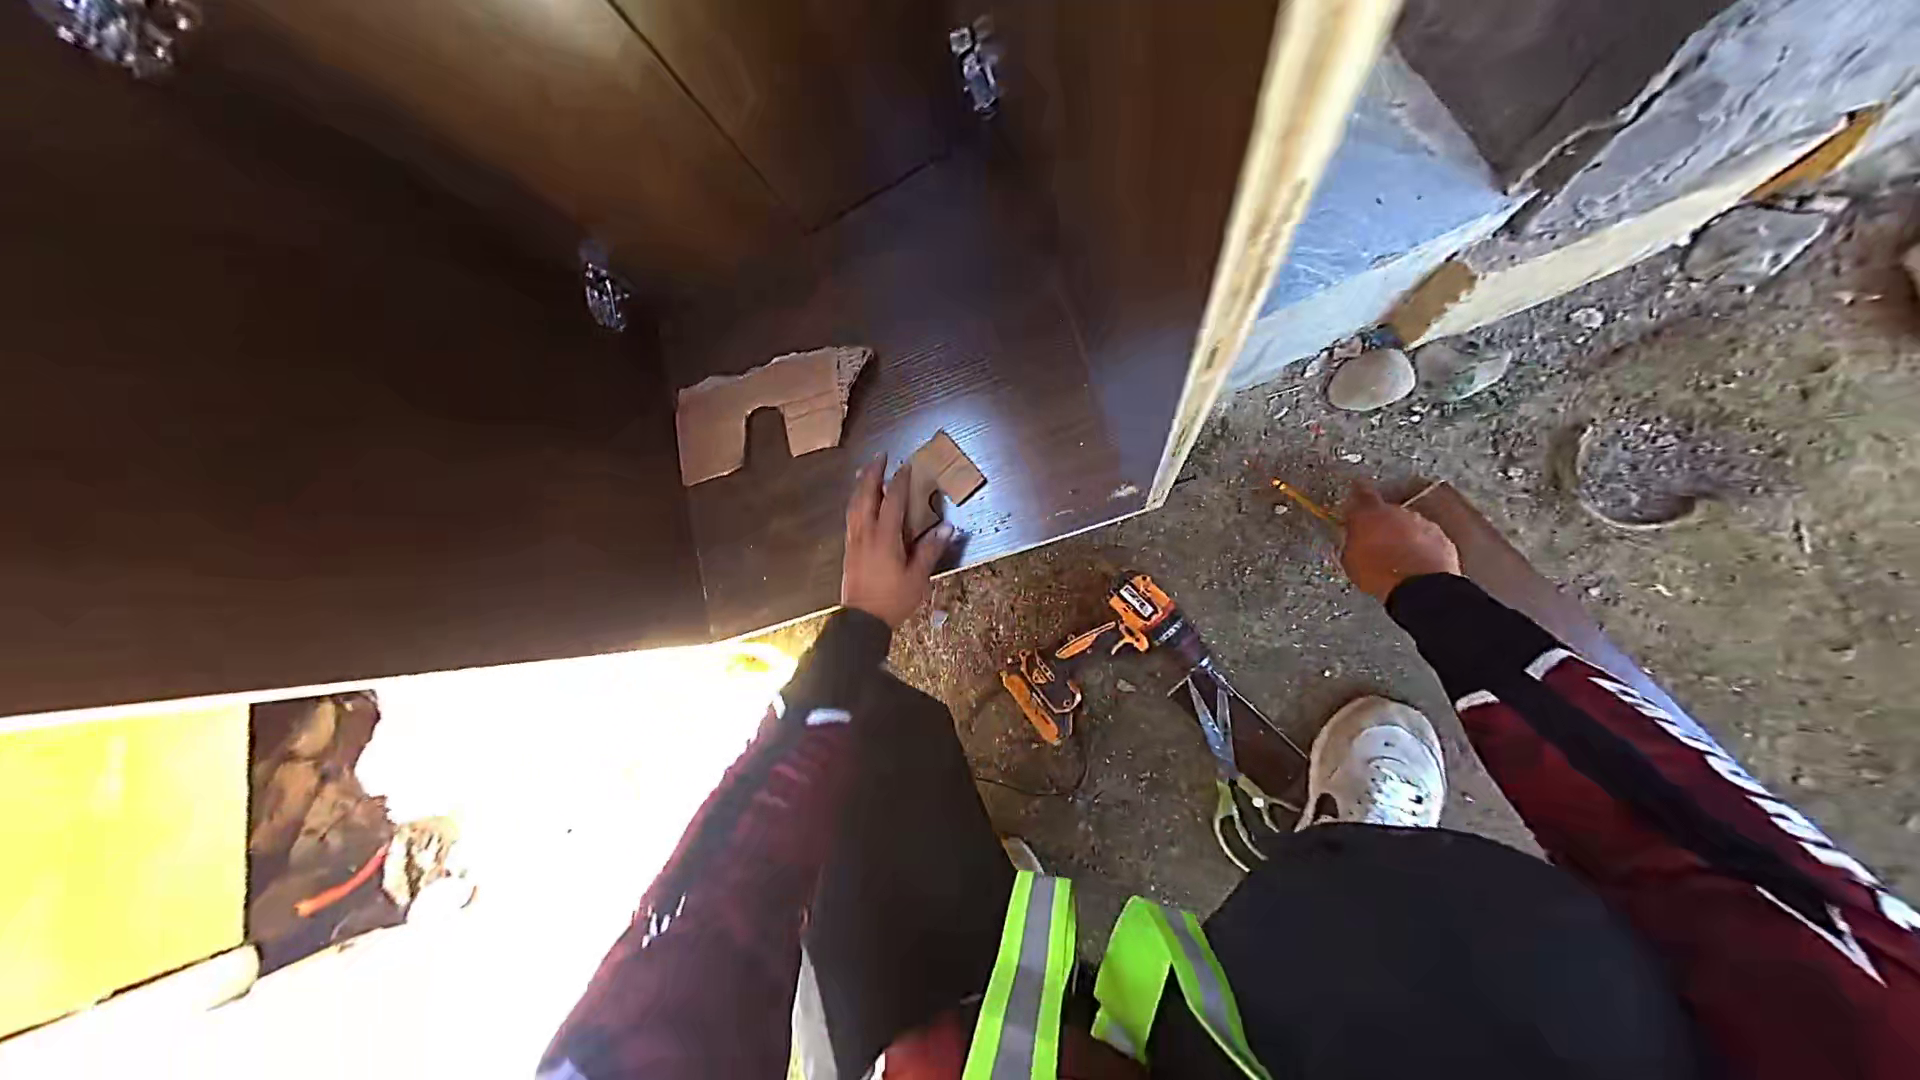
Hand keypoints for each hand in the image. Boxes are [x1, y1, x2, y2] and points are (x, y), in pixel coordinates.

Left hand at [842, 455, 952, 627]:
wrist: (862, 620)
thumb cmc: (892, 600)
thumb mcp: (917, 577)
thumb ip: (930, 550)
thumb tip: (946, 528)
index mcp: (884, 538)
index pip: (893, 502)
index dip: (900, 482)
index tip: (906, 466)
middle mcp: (866, 534)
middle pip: (866, 496)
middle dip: (873, 474)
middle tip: (880, 456)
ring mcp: (854, 541)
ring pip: (854, 505)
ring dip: (861, 485)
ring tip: (866, 471)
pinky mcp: (849, 549)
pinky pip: (851, 516)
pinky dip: (856, 502)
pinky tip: (859, 501)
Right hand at [1339, 482, 1461, 600]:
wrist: (1419, 587)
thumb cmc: (1378, 573)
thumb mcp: (1349, 558)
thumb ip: (1350, 540)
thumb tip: (1351, 537)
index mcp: (1369, 514)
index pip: (1361, 492)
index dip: (1357, 491)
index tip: (1355, 489)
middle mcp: (1397, 512)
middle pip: (1385, 511)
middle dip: (1379, 522)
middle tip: (1372, 540)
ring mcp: (1421, 523)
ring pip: (1407, 524)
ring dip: (1400, 534)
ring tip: (1393, 555)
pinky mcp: (1441, 537)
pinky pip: (1425, 537)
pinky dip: (1419, 545)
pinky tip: (1412, 560)